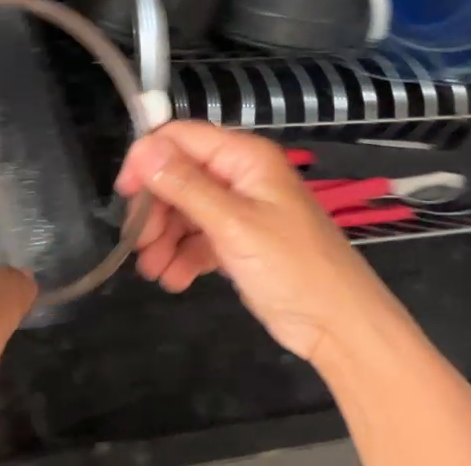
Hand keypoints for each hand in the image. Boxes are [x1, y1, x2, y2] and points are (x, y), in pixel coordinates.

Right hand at [115, 121, 401, 360]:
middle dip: (154, 209)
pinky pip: (196, 236)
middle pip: (176, 175)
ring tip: (153, 270)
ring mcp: (239, 209)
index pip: (179, 138)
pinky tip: (173, 278)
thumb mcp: (233, 225)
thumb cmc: (295, 269)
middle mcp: (239, 176)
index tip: (125, 193)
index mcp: (244, 158)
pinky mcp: (238, 241)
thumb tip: (142, 148)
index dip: (147, 159)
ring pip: (182, 208)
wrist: (345, 333)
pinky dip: (181, 254)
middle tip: (138, 242)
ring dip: (163, 237)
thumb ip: (185, 185)